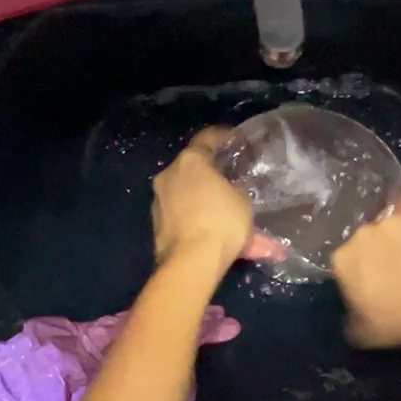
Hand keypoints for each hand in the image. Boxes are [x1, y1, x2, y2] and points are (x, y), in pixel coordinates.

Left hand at [153, 128, 255, 272]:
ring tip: (232, 222)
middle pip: (194, 171)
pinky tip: (220, 240)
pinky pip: (185, 220)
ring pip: (190, 199)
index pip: (206, 139)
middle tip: (233, 184)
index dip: (223, 137)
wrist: (191, 262)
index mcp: (190, 162)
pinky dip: (202, 225)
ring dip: (209, 207)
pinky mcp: (157, 228)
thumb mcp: (243, 201)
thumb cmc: (221, 221)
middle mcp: (168, 177)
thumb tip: (237, 193)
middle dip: (214, 178)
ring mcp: (159, 203)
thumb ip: (238, 191)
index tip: (234, 140)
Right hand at [330, 201, 400, 348]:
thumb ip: (349, 317)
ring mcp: (392, 219)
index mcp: (342, 259)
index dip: (359, 270)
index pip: (346, 259)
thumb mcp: (361, 332)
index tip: (372, 282)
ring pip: (391, 222)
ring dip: (399, 234)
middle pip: (366, 237)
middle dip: (377, 249)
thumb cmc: (396, 322)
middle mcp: (361, 233)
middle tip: (396, 267)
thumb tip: (352, 313)